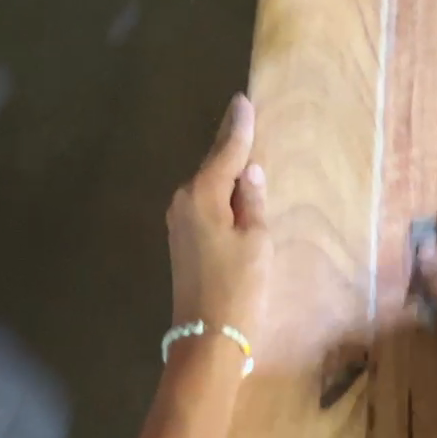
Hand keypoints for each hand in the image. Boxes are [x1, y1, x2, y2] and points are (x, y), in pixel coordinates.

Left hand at [167, 94, 270, 342]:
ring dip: (225, 168)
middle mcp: (184, 202)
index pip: (227, 153)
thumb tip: (249, 171)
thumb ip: (252, 201)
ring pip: (208, 184)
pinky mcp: (182, 239)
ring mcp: (179, 222)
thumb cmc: (238, 287)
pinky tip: (234, 187)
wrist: (208, 337)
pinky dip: (220, 190)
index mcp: (203, 196)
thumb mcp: (256, 241)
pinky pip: (204, 202)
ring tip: (244, 146)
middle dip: (229, 143)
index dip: (239, 127)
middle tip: (245, 115)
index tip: (243, 100)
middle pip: (213, 165)